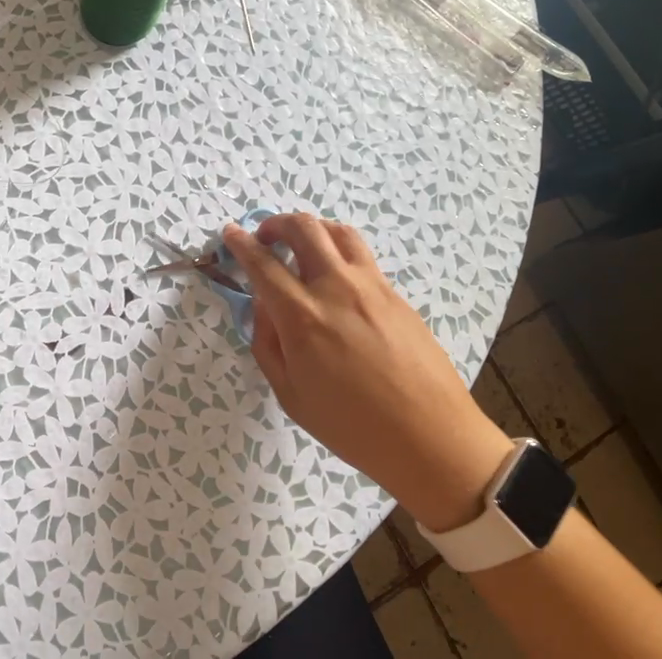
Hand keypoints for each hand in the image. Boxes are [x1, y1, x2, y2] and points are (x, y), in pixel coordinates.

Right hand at [222, 213, 514, 532]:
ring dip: (312, 228)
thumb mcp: (291, 395)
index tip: (230, 234)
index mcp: (302, 317)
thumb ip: (267, 343)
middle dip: (276, 223)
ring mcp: (371, 287)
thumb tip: (261, 305)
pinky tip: (335, 276)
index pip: (262, 264)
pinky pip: (362, 256)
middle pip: (303, 228)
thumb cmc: (352, 427)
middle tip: (264, 237)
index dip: (241, 244)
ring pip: (338, 231)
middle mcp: (336, 289)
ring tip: (302, 245)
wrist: (431, 439)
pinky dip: (339, 251)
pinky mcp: (396, 295)